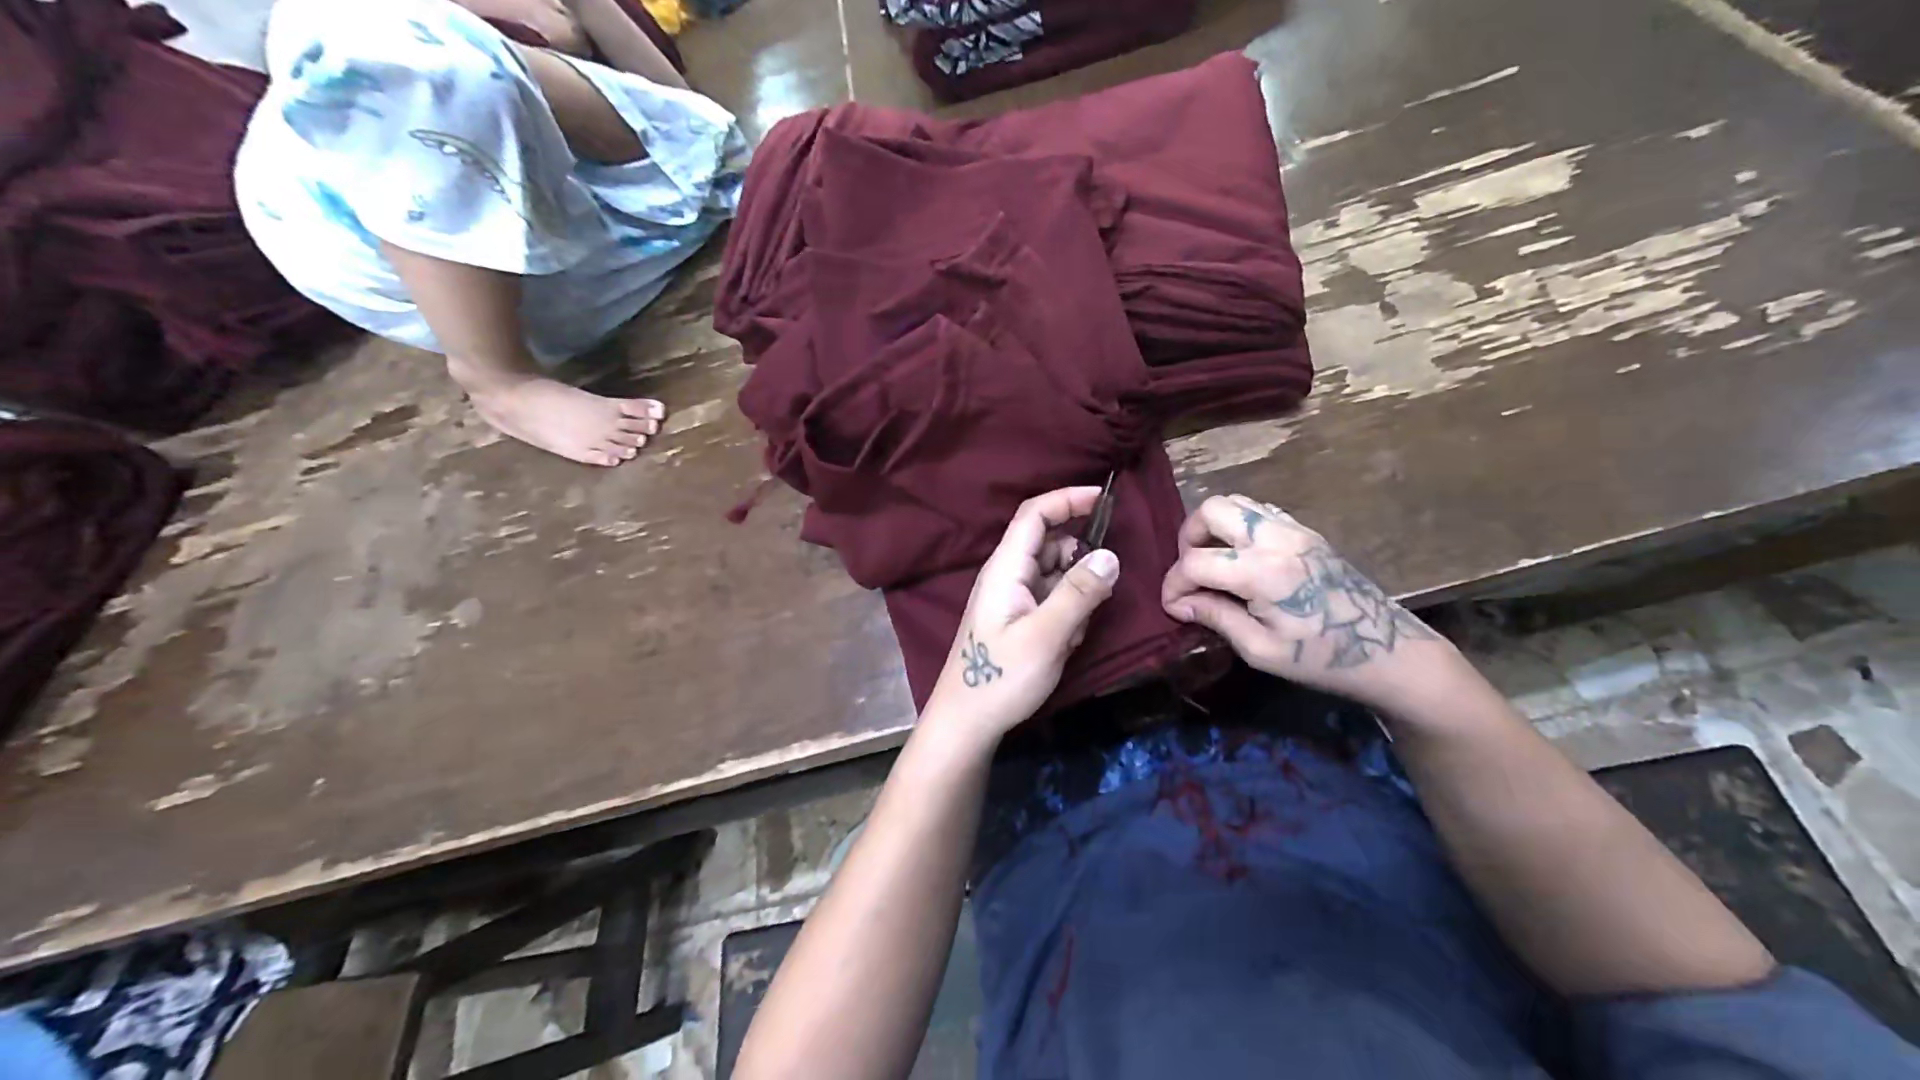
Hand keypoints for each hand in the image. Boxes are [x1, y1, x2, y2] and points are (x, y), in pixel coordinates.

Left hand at [922, 487, 1120, 744]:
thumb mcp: (1047, 635)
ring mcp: (1012, 598)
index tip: (1104, 498)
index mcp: (1005, 568)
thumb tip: (1111, 555)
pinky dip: (1067, 612)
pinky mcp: (1018, 619)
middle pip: (1048, 543)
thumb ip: (1079, 593)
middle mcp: (1007, 576)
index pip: (1034, 515)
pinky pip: (1051, 600)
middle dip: (1080, 556)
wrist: (967, 722)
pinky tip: (1068, 643)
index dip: (1067, 500)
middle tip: (1103, 586)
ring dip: (1076, 592)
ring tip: (1079, 627)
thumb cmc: (1002, 678)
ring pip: (1054, 574)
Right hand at [1161, 494, 1456, 711]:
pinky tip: (1241, 559)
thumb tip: (1178, 603)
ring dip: (1213, 529)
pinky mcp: (1306, 532)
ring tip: (1213, 564)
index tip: (1172, 608)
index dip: (1173, 585)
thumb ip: (1215, 616)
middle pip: (1211, 510)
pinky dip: (1238, 527)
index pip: (1195, 562)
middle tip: (1191, 573)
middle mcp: (1276, 538)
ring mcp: (1294, 530)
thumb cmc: (1321, 659)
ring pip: (1235, 503)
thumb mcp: (1259, 649)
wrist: (1389, 652)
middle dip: (1188, 539)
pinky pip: (1259, 511)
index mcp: (1262, 571)